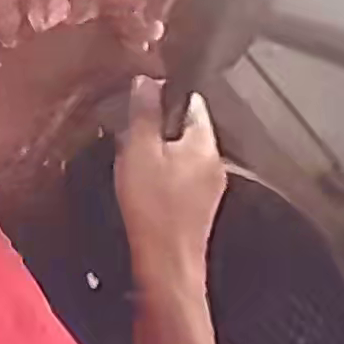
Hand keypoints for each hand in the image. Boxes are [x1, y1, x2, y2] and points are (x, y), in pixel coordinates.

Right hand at [115, 76, 226, 293]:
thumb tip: (147, 81)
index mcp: (205, 146)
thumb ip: (144, 112)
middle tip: (129, 125)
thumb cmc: (153, 205)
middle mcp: (214, 163)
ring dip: (158, 144)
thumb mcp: (139, 148)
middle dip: (158, 121)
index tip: (141, 92)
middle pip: (186, 125)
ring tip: (131, 150)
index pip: (192, 101)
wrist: (166, 263)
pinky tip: (140, 176)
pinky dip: (161, 166)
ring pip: (181, 148)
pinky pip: (179, 170)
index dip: (166, 91)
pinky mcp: (197, 203)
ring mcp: (208, 185)